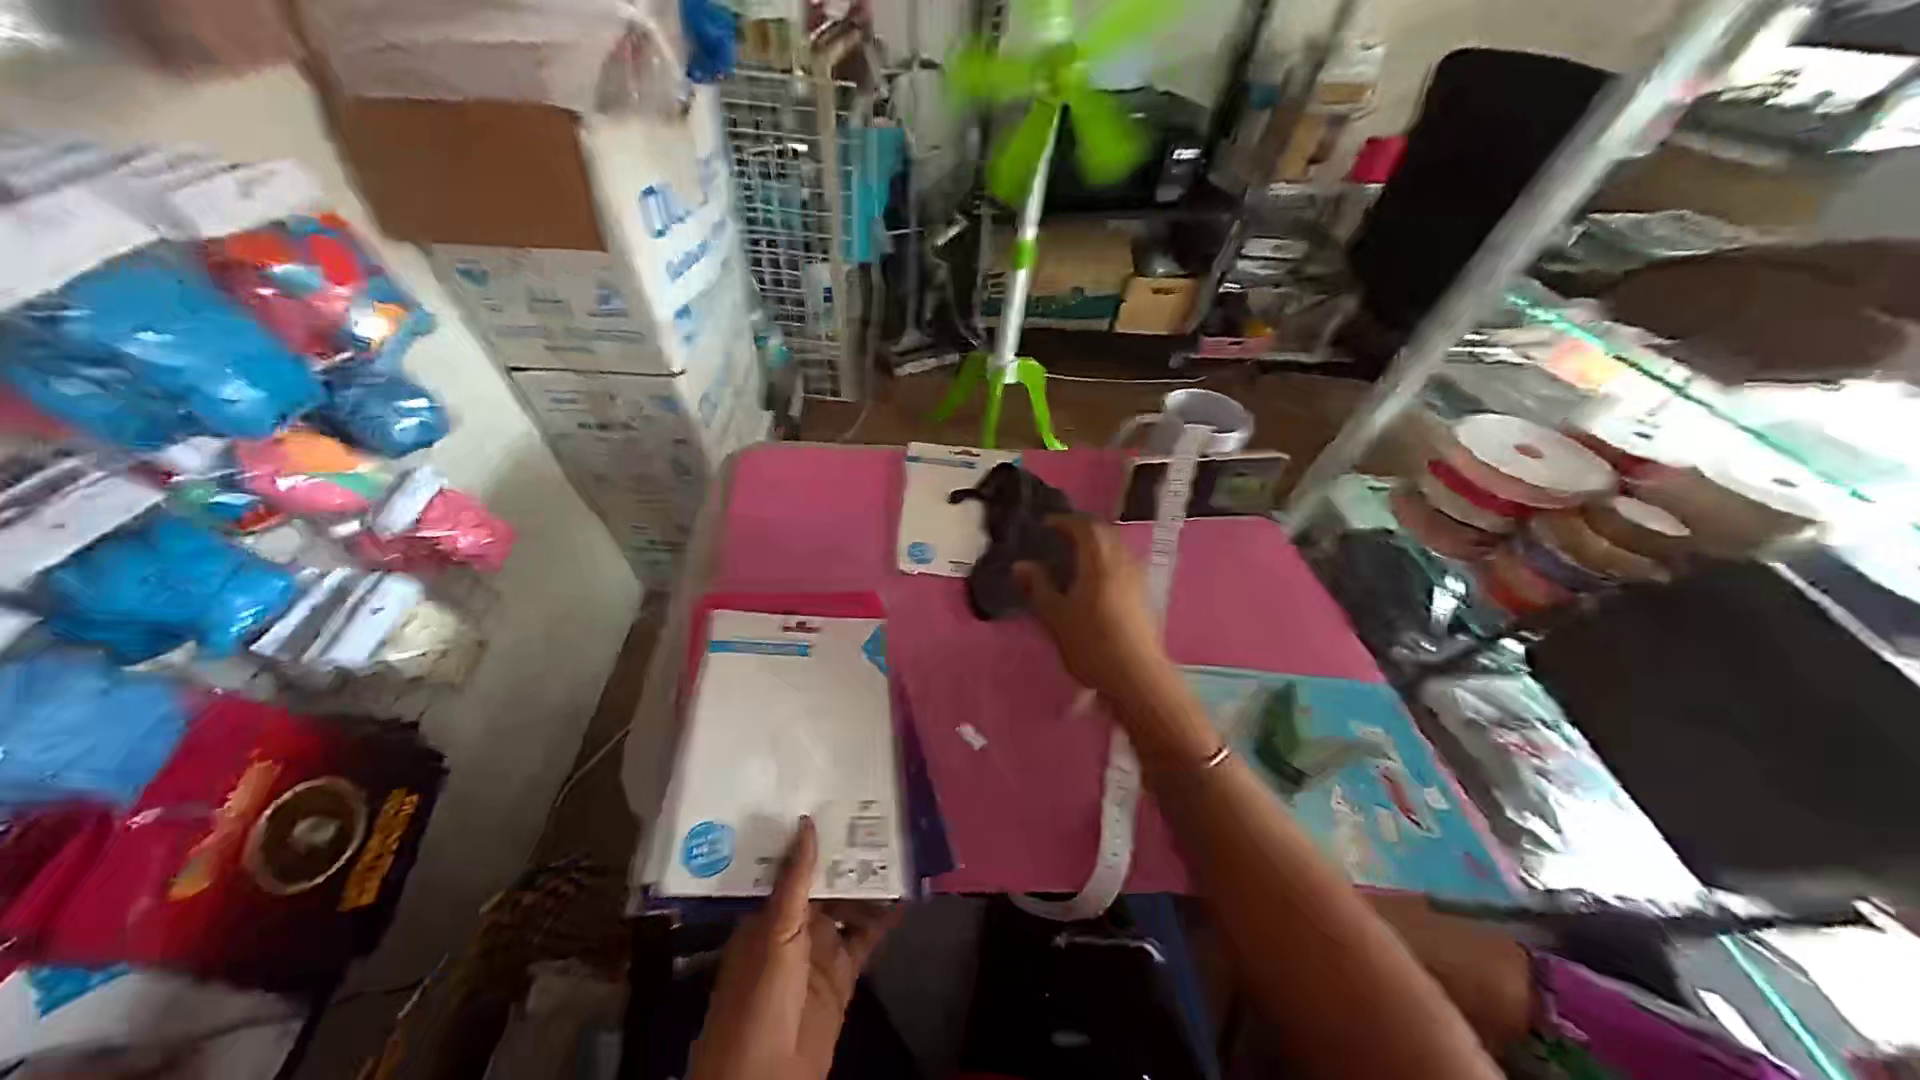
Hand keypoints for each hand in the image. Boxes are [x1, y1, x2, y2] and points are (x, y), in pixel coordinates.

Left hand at [689, 817, 899, 1079]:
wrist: (766, 1076)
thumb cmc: (759, 995)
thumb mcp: (775, 930)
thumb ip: (795, 879)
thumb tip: (806, 822)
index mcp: (768, 912)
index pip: (793, 866)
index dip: (814, 839)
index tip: (835, 801)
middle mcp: (794, 926)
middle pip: (825, 884)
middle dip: (847, 858)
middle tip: (877, 818)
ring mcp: (820, 949)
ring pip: (848, 907)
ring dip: (868, 885)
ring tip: (895, 850)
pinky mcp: (842, 973)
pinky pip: (866, 938)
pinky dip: (883, 919)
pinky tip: (902, 897)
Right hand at [1014, 515, 1174, 698]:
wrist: (1136, 676)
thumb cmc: (1090, 643)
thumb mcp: (1054, 616)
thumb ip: (1037, 586)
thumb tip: (1021, 565)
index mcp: (1098, 560)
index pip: (1083, 526)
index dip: (1063, 521)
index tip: (1044, 526)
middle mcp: (1122, 560)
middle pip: (1103, 532)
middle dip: (1080, 530)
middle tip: (1058, 539)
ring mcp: (1137, 577)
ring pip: (1115, 547)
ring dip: (1095, 545)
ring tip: (1073, 558)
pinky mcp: (1144, 594)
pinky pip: (1122, 563)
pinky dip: (1105, 561)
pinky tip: (1094, 580)